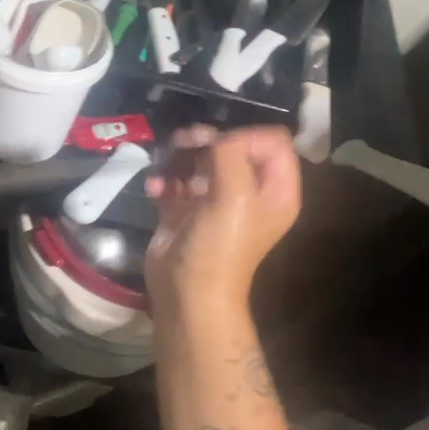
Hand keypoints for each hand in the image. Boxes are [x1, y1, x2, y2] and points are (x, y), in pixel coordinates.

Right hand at [145, 125, 301, 310]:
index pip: (271, 143)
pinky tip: (154, 188)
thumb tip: (211, 136)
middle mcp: (248, 194)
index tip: (216, 146)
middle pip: (231, 149)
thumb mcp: (235, 196)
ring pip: (199, 163)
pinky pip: (174, 183)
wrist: (187, 293)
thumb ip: (229, 155)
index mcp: (274, 191)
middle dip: (205, 142)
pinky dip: (163, 180)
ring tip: (164, 163)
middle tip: (183, 144)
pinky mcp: (183, 213)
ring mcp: (214, 203)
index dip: (244, 136)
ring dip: (179, 158)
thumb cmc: (220, 246)